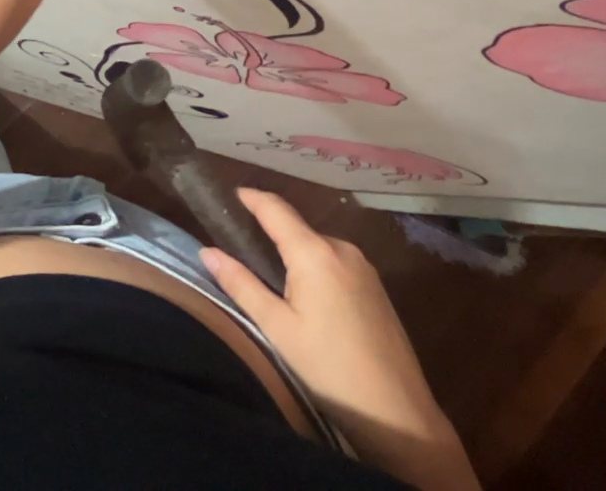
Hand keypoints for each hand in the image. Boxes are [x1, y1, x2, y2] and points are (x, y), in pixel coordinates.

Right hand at [203, 189, 480, 490]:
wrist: (398, 411)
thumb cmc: (328, 367)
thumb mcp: (277, 328)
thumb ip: (241, 284)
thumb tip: (207, 251)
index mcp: (315, 253)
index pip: (276, 209)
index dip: (252, 198)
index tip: (230, 193)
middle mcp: (342, 249)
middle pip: (297, 228)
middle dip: (270, 230)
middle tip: (239, 245)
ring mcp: (364, 267)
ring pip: (317, 246)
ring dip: (292, 252)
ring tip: (267, 274)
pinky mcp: (375, 286)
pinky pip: (335, 262)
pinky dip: (313, 266)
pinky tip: (304, 296)